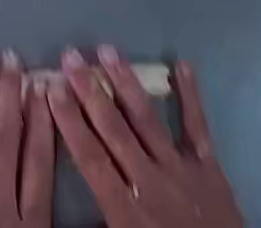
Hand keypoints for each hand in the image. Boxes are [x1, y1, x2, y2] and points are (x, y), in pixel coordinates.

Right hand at [46, 46, 244, 227]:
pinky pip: (197, 128)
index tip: (52, 88)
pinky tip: (182, 65)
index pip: (90, 157)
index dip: (70, 121)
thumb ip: (96, 223)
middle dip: (89, 90)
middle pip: (114, 129)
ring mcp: (180, 171)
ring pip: (147, 120)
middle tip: (70, 56)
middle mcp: (149, 182)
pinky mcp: (209, 169)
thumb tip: (66, 211)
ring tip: (107, 50)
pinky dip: (190, 96)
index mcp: (125, 211)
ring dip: (126, 83)